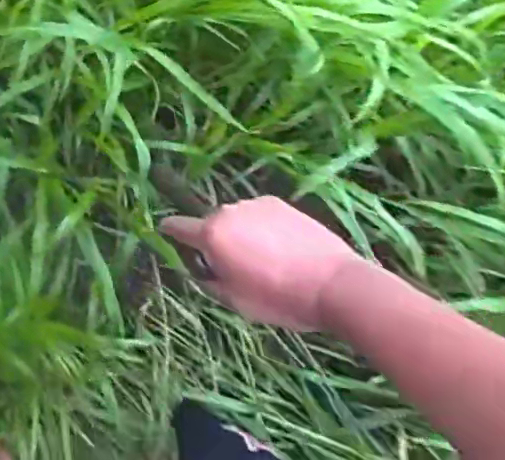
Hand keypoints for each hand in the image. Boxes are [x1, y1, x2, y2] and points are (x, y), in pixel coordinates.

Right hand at [159, 196, 365, 331]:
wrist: (339, 287)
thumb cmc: (282, 300)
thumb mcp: (238, 303)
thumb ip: (209, 283)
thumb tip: (198, 270)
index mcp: (210, 235)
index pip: (176, 225)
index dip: (169, 231)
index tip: (166, 233)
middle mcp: (225, 211)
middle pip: (211, 224)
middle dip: (218, 240)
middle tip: (239, 266)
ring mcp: (252, 204)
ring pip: (236, 218)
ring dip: (242, 233)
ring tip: (269, 259)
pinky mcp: (277, 203)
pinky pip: (260, 214)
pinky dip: (264, 227)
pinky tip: (286, 248)